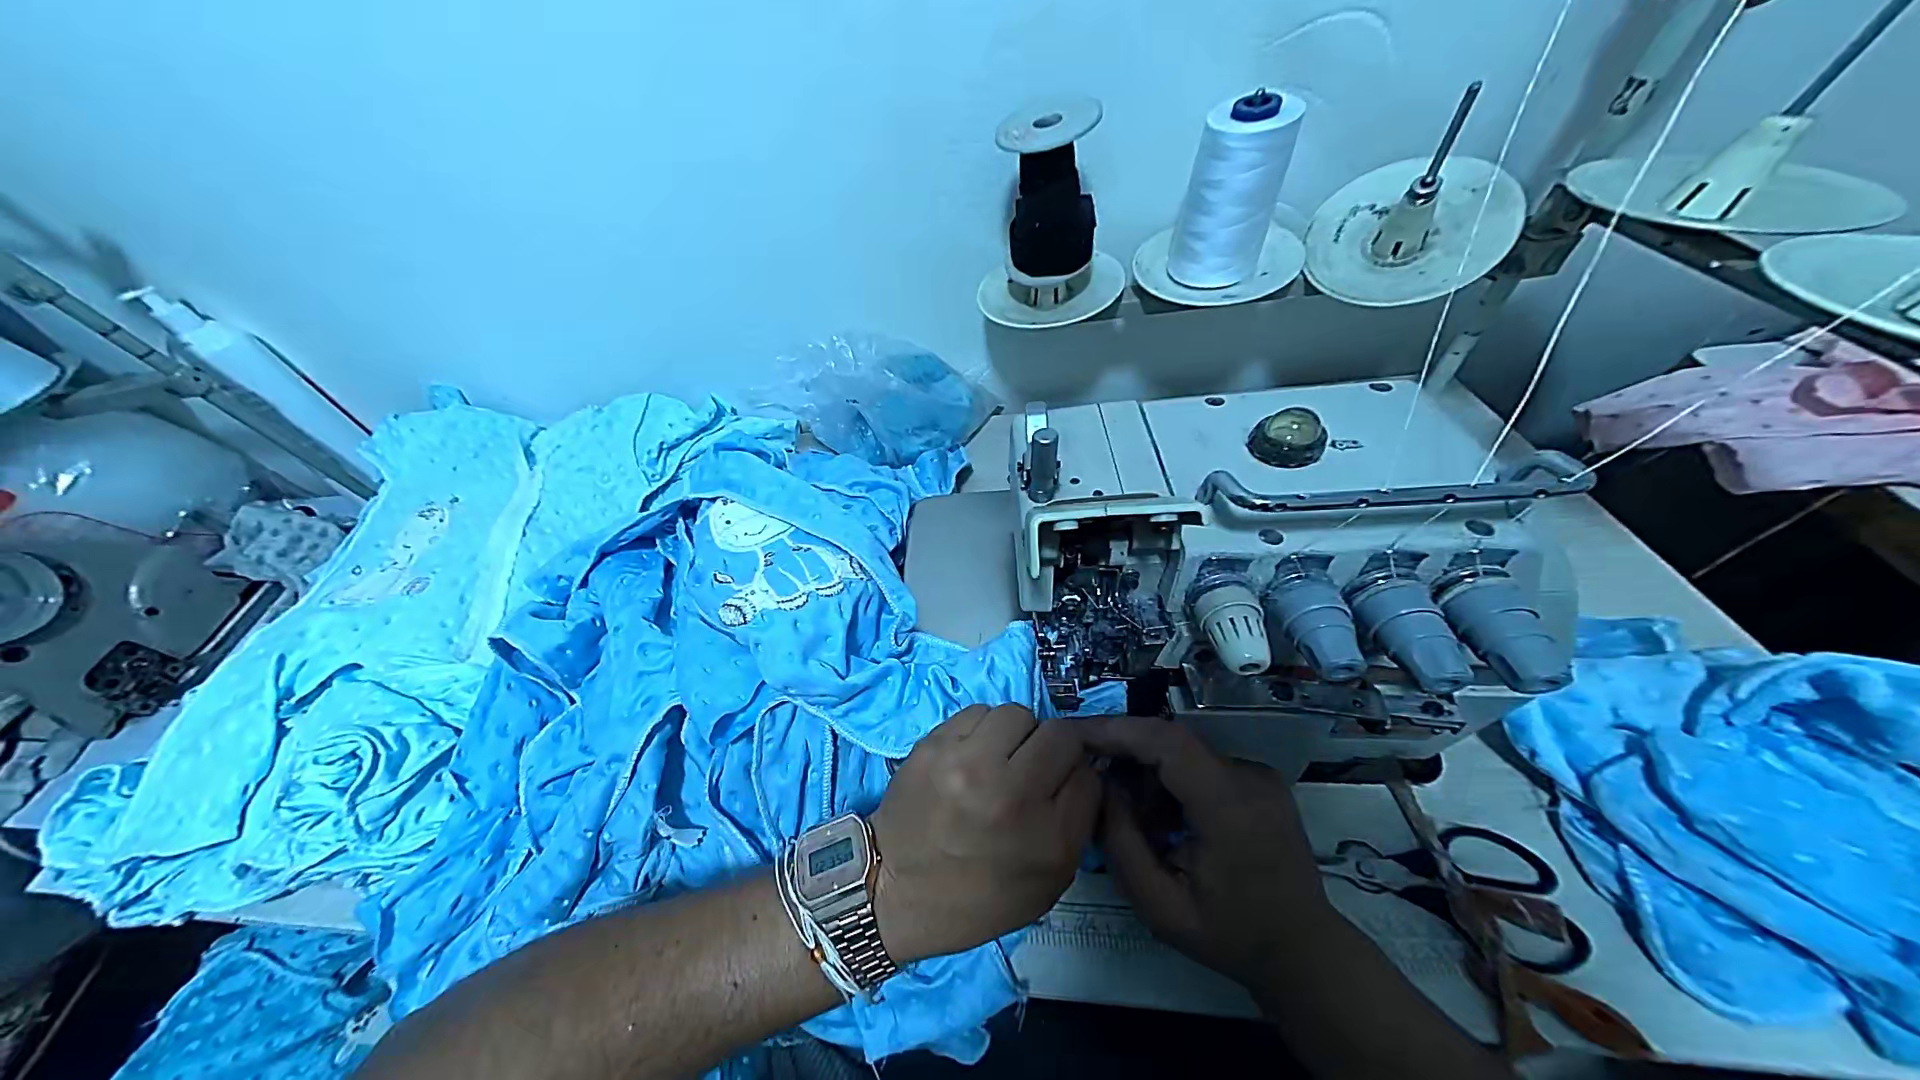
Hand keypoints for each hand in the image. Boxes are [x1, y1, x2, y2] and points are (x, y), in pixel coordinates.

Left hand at [868, 704, 1099, 964]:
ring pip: (1018, 714)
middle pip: (1060, 735)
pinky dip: (983, 729)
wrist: (895, 891)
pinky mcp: (934, 744)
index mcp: (1045, 837)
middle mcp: (1010, 793)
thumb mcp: (1048, 881)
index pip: (1088, 774)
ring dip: (1017, 734)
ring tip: (1000, 759)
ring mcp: (968, 763)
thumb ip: (1076, 821)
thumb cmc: (977, 897)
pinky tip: (972, 755)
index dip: (1078, 775)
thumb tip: (1084, 770)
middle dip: (1055, 748)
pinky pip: (978, 712)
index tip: (1063, 783)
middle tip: (1033, 768)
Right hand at [1082, 716, 1326, 986]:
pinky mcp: (1260, 779)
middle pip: (1170, 744)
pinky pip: (1201, 765)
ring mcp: (1259, 774)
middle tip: (1098, 789)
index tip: (1075, 734)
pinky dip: (1173, 784)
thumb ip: (1121, 843)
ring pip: (1183, 754)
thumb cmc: (1230, 936)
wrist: (1303, 951)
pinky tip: (1170, 825)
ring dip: (1151, 777)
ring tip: (1144, 827)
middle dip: (1127, 758)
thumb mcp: (1159, 907)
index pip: (1166, 741)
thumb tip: (1104, 786)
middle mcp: (1249, 777)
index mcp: (1229, 806)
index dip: (1116, 730)